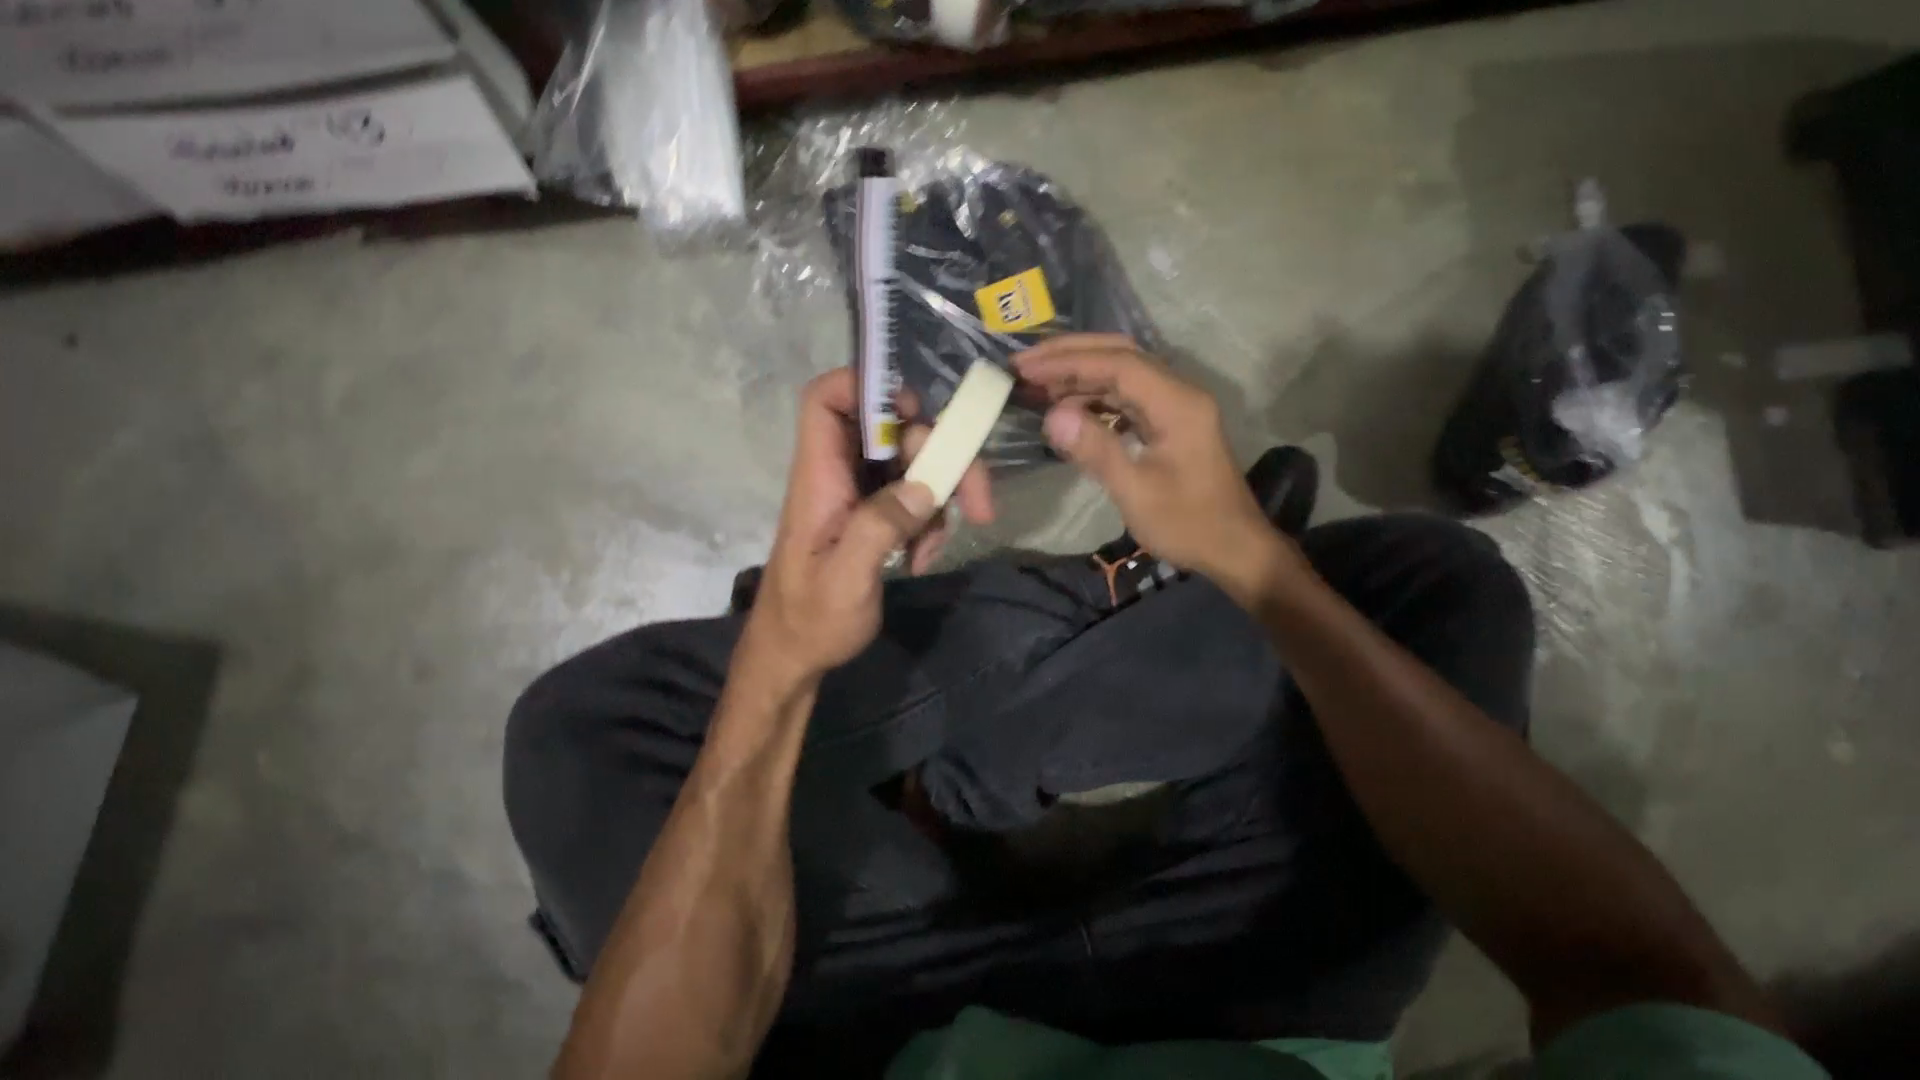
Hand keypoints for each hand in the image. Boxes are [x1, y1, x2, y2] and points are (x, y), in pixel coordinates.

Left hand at [740, 368, 994, 681]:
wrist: (795, 656)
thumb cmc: (809, 620)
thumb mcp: (846, 580)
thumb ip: (880, 527)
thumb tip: (924, 486)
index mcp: (819, 477)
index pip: (825, 400)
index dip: (865, 386)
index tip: (913, 411)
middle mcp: (839, 475)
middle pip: (893, 430)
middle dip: (939, 455)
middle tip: (975, 500)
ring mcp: (859, 494)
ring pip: (912, 463)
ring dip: (940, 498)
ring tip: (932, 550)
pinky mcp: (875, 516)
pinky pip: (913, 497)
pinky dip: (929, 523)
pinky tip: (920, 560)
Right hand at [1017, 334, 1294, 598]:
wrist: (1235, 549)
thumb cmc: (1189, 524)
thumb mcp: (1137, 492)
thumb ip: (1096, 450)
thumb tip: (1052, 416)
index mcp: (1177, 403)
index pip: (1117, 364)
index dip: (1068, 361)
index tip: (1025, 368)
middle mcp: (1179, 394)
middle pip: (1121, 355)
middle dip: (1071, 355)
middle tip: (1024, 365)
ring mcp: (1176, 407)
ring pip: (1123, 374)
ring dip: (1080, 375)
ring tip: (1037, 387)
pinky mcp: (1170, 424)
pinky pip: (1128, 396)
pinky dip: (1095, 396)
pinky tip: (1068, 410)